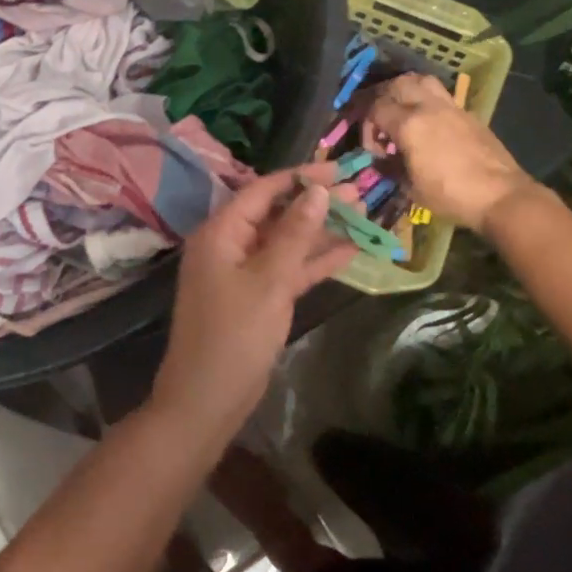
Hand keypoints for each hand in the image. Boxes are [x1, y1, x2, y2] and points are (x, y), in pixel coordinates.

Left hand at [151, 163, 357, 432]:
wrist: (207, 400)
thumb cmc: (234, 335)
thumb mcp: (269, 281)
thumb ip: (295, 234)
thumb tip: (318, 192)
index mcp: (220, 233)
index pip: (263, 191)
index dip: (301, 178)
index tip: (339, 170)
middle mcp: (229, 246)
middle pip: (276, 214)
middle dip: (317, 204)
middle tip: (360, 194)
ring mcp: (242, 273)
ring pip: (285, 242)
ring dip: (320, 232)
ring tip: (364, 218)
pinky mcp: (256, 298)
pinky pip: (287, 270)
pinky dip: (314, 262)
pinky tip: (350, 252)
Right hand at [365, 74, 537, 233]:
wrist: (499, 194)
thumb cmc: (450, 195)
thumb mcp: (411, 188)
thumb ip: (390, 168)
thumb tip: (382, 159)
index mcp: (410, 124)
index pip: (376, 108)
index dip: (367, 126)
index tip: (374, 148)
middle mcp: (428, 107)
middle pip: (396, 84)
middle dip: (381, 99)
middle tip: (380, 120)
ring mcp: (451, 106)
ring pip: (421, 80)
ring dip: (405, 90)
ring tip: (402, 110)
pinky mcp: (467, 113)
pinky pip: (441, 95)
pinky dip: (426, 100)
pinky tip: (428, 122)